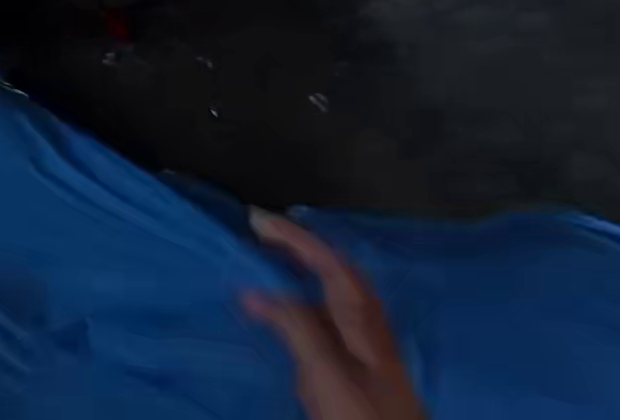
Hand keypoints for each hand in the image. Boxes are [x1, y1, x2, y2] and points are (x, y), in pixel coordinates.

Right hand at [244, 209, 427, 419]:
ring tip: (262, 254)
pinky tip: (277, 299)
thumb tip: (251, 286)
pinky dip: (297, 292)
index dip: (298, 239)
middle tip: (258, 229)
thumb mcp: (326, 372)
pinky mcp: (353, 367)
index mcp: (364, 328)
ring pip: (332, 294)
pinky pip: (323, 312)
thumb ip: (294, 326)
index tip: (258, 219)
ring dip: (299, 267)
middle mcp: (367, 332)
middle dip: (301, 246)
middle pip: (339, 276)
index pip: (334, 269)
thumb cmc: (360, 417)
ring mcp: (364, 351)